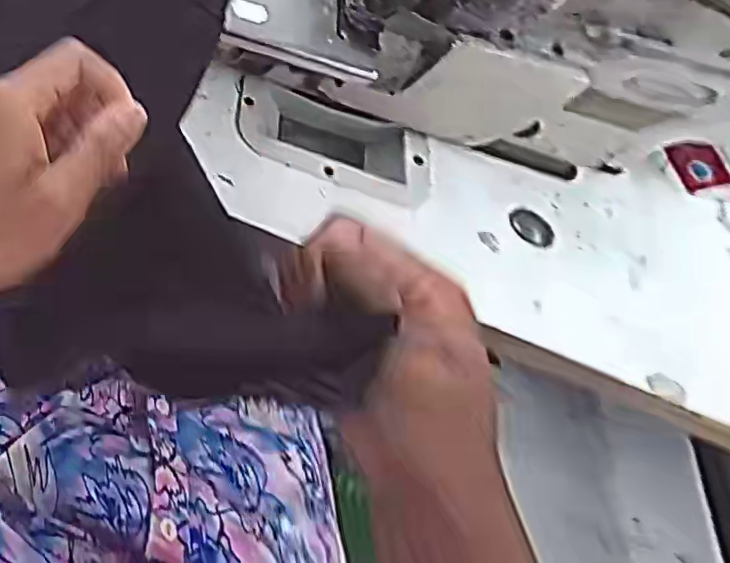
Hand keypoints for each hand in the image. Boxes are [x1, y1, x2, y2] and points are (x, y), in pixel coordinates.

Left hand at [0, 39, 146, 310]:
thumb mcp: (59, 197)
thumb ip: (100, 147)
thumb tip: (132, 114)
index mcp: (11, 101)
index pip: (76, 59)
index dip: (112, 87)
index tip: (125, 125)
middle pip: (64, 78)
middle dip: (96, 113)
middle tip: (111, 159)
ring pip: (51, 100)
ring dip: (79, 130)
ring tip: (89, 176)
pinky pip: (32, 118)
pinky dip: (57, 140)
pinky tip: (63, 179)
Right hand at [288, 217, 498, 490]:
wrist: (420, 494)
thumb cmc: (436, 432)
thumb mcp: (420, 345)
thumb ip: (380, 289)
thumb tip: (334, 238)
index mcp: (427, 286)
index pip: (357, 234)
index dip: (324, 249)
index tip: (309, 279)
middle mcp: (398, 297)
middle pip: (332, 252)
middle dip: (308, 271)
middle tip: (303, 300)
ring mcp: (368, 321)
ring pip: (315, 278)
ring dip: (297, 292)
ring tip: (300, 317)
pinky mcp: (343, 345)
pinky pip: (307, 308)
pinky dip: (293, 312)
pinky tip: (295, 329)